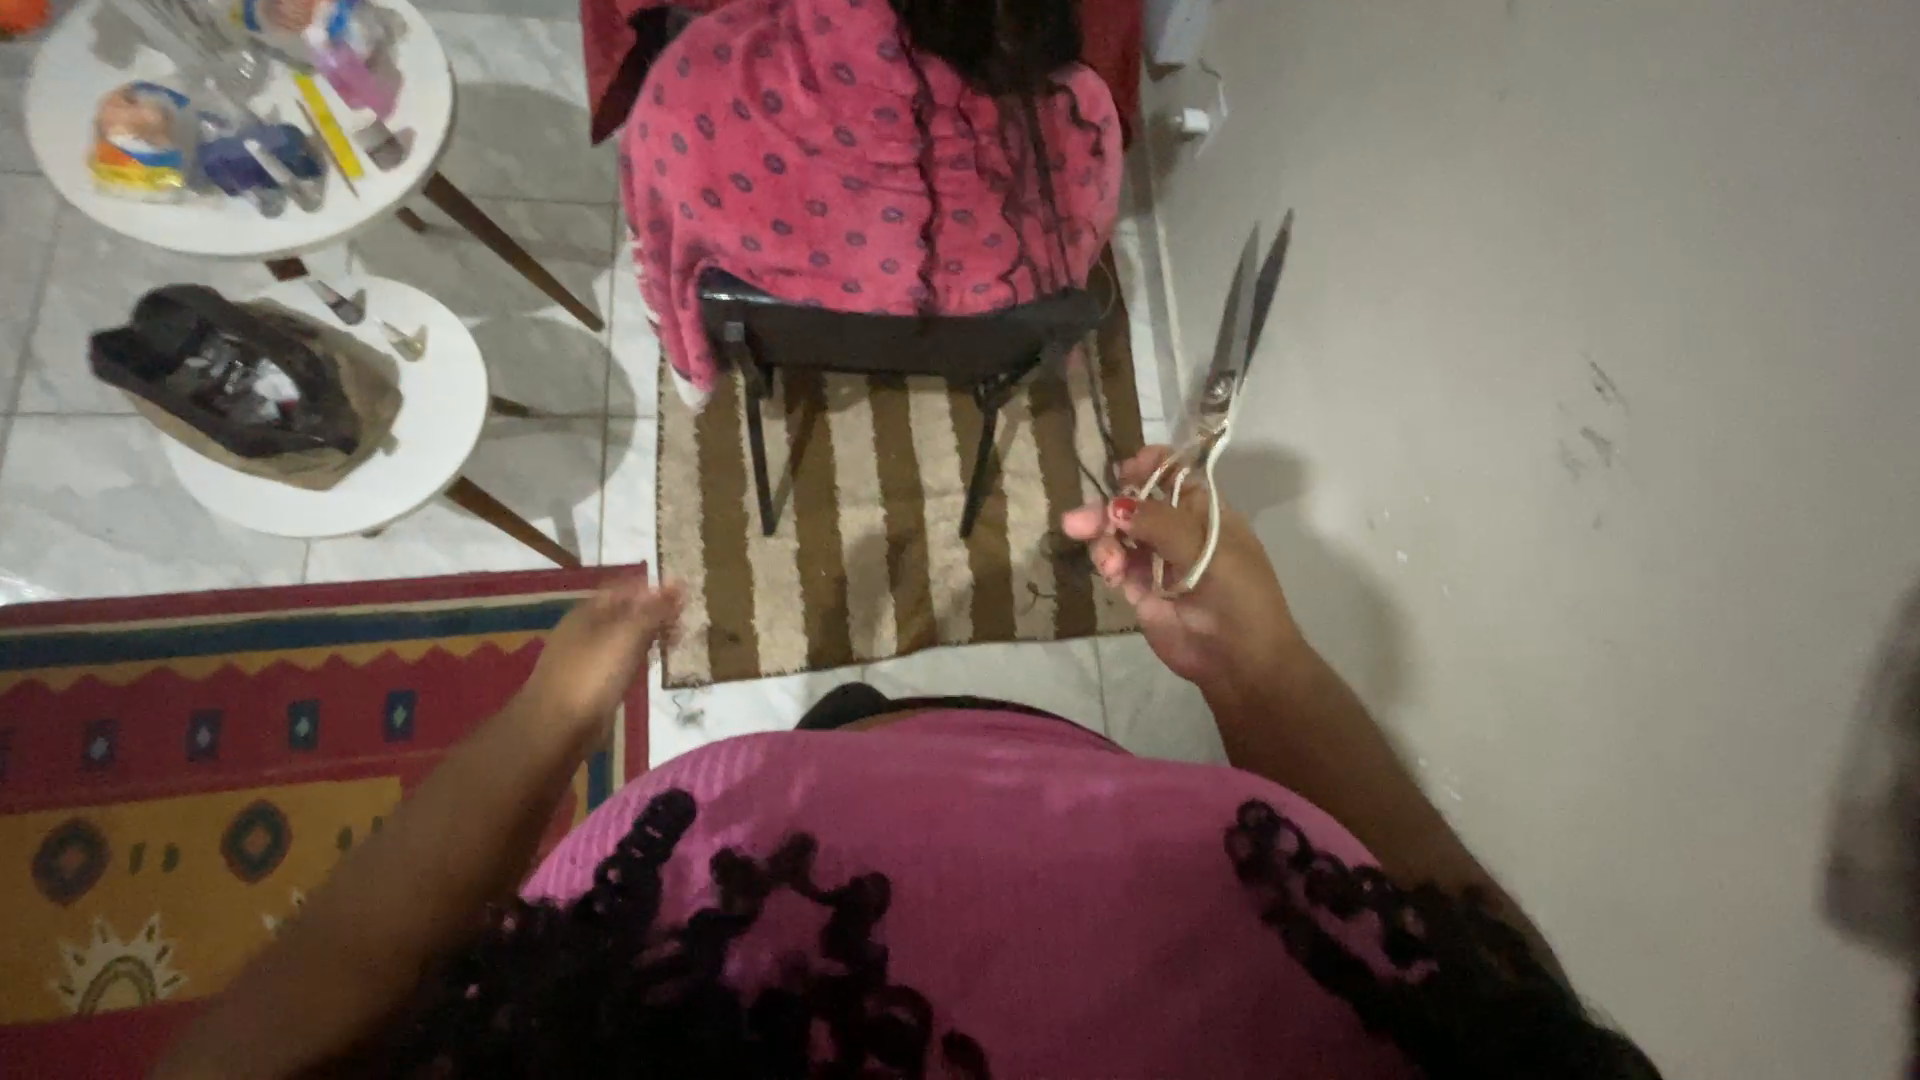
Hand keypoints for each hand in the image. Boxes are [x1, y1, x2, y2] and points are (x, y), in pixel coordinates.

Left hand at [524, 575, 684, 735]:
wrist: (557, 728)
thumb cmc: (592, 675)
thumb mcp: (627, 635)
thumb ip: (653, 610)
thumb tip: (678, 584)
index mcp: (589, 612)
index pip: (625, 588)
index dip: (653, 589)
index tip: (684, 596)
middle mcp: (586, 630)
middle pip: (626, 612)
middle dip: (655, 613)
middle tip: (684, 620)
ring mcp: (588, 657)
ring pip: (625, 637)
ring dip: (650, 635)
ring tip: (677, 640)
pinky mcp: (594, 682)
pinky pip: (622, 660)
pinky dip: (641, 657)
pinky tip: (655, 664)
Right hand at [1062, 447, 1300, 693]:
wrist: (1241, 660)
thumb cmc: (1240, 595)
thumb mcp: (1208, 550)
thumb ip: (1159, 524)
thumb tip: (1114, 506)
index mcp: (1205, 512)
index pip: (1173, 475)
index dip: (1148, 467)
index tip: (1124, 471)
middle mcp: (1178, 530)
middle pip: (1134, 505)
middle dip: (1107, 509)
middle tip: (1078, 521)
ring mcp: (1156, 560)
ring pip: (1118, 535)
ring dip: (1103, 539)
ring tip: (1105, 561)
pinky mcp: (1140, 589)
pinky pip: (1115, 566)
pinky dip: (1107, 564)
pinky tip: (1111, 573)